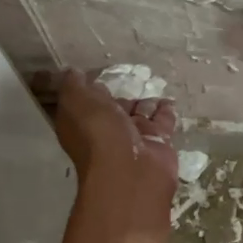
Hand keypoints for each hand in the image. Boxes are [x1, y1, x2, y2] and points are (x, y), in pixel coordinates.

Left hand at [52, 71, 178, 242]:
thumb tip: (73, 72)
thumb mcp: (76, 100)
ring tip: (153, 84)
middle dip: (121, 97)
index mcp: (83, 122)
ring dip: (145, 102)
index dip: (91, 89)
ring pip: (140, 114)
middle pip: (115, 109)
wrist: (130, 169)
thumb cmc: (98, 132)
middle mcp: (107, 131)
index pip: (86, 102)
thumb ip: (73, 85)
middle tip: (131, 77)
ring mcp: (134, 139)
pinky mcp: (158, 143)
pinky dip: (166, 110)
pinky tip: (169, 99)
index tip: (98, 74)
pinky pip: (163, 122)